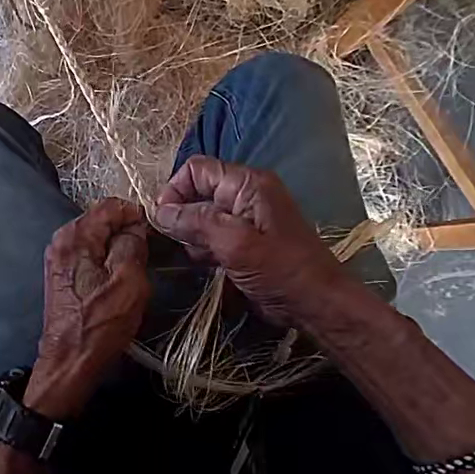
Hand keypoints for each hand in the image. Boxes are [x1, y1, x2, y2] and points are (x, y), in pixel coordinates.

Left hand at [25, 198, 150, 419]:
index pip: (111, 205)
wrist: (70, 360)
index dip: (136, 214)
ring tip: (135, 270)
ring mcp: (58, 257)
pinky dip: (105, 260)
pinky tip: (117, 280)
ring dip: (118, 248)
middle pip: (102, 220)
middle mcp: (60, 240)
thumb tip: (135, 226)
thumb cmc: (100, 324)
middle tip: (147, 255)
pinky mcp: (61, 274)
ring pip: (97, 238)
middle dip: (127, 232)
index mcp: (74, 236)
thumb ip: (133, 244)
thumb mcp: (129, 281)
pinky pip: (89, 254)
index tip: (154, 234)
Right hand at [152, 156, 348, 326]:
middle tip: (185, 243)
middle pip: (195, 193)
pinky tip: (210, 266)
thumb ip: (196, 221)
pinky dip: (203, 250)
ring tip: (203, 258)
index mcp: (247, 184)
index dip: (175, 190)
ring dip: (192, 237)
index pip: (196, 170)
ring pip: (199, 218)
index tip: (164, 219)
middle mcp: (244, 196)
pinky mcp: (242, 242)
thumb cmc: (280, 269)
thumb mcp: (235, 242)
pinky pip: (211, 237)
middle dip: (182, 217)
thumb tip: (159, 211)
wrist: (315, 304)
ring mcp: (244, 220)